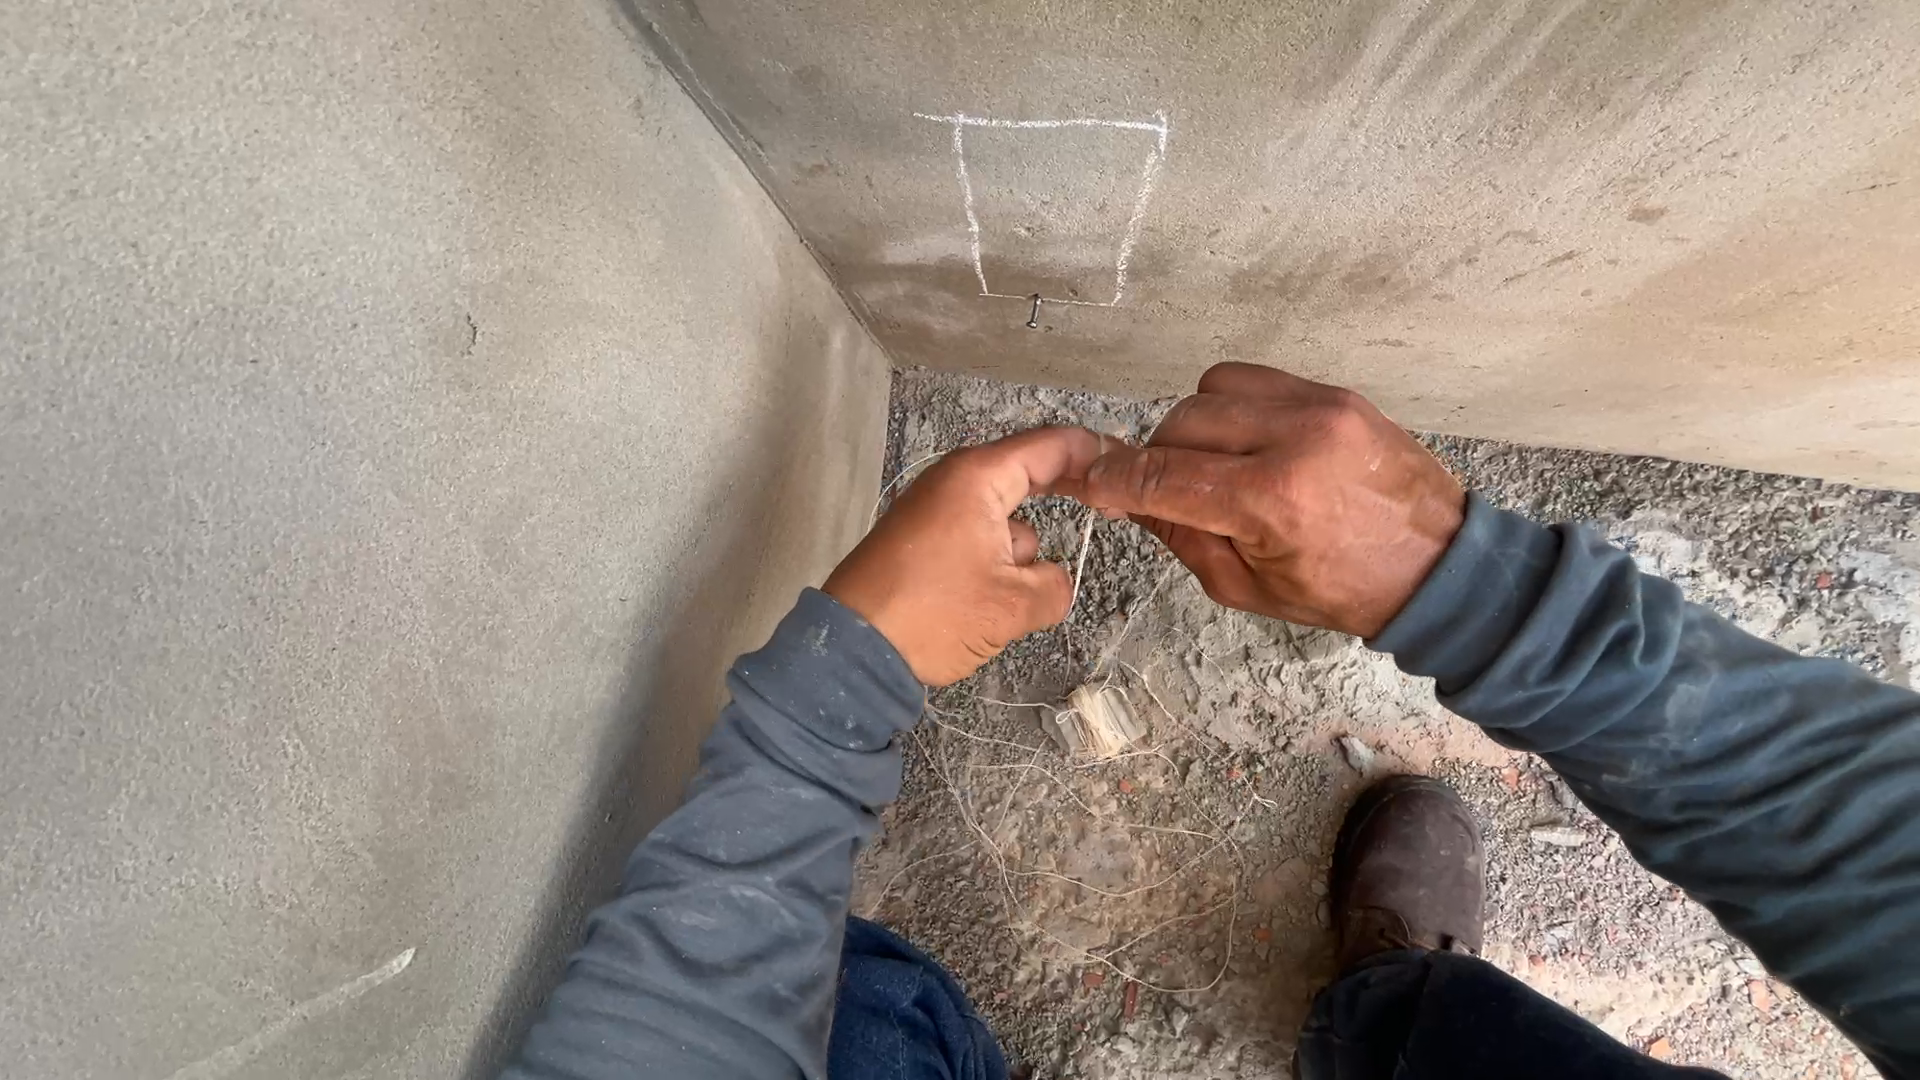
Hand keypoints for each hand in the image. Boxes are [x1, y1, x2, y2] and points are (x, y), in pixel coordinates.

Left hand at [825, 427, 1106, 685]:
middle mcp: (955, 482)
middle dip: (1060, 506)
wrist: (851, 650)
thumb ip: (1056, 587)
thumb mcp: (1013, 606)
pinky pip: (979, 543)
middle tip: (1099, 520)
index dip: (1095, 453)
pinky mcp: (925, 543)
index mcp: (978, 477)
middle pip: (1028, 480)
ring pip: (1006, 524)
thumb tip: (1056, 582)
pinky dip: (992, 567)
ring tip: (999, 601)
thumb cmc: (932, 614)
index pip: (1050, 445)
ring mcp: (936, 512)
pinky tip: (978, 605)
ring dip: (1019, 556)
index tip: (1127, 471)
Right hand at [1055, 363, 1464, 638]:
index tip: (1088, 479)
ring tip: (1213, 465)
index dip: (1113, 477)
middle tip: (1167, 490)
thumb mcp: (1242, 586)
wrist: (1438, 564)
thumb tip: (1129, 498)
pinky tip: (1244, 440)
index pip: (1161, 476)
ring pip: (1207, 392)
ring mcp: (1318, 406)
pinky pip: (1249, 379)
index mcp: (1270, 502)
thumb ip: (1178, 536)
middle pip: (1178, 425)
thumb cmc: (1339, 590)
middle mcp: (1293, 439)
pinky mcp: (1333, 392)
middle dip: (1156, 458)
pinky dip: (1227, 407)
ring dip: (1192, 429)